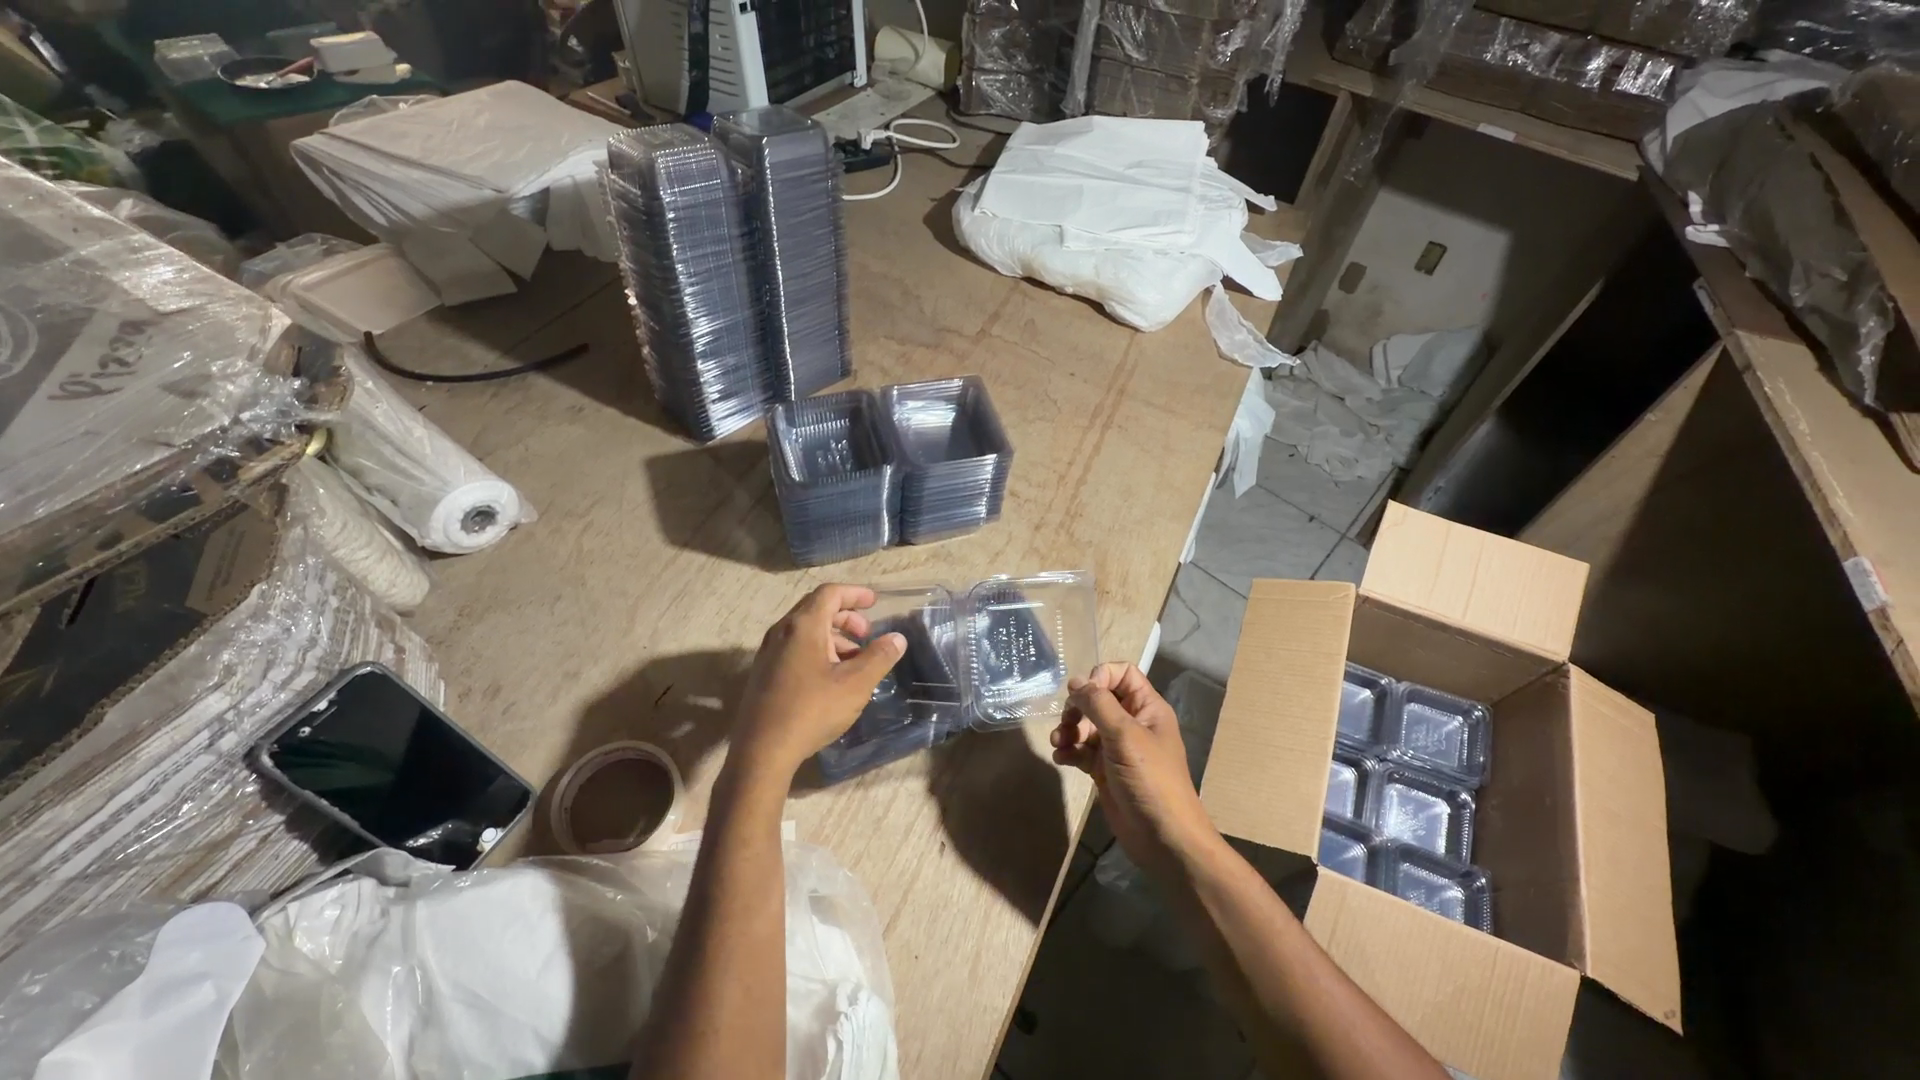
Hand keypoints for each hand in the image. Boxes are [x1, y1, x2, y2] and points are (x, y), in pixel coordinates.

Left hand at [731, 584, 905, 778]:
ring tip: (854, 660)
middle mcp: (781, 632)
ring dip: (833, 637)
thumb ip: (879, 657)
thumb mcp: (855, 684)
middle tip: (866, 635)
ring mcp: (768, 653)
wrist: (762, 750)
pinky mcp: (764, 674)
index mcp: (803, 626)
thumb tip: (897, 638)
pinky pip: (794, 649)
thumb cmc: (812, 710)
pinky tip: (831, 678)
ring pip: (805, 631)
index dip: (854, 594)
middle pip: (816, 609)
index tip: (874, 602)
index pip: (830, 593)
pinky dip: (817, 651)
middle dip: (845, 617)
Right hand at [1050, 663, 1219, 877]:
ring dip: (1068, 730)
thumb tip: (1075, 682)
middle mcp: (1133, 724)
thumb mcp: (1125, 735)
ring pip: (1086, 726)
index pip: (1122, 674)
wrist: (1162, 837)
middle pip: (1099, 699)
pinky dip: (1069, 751)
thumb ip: (1099, 704)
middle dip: (1078, 707)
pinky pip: (1081, 751)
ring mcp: (1118, 748)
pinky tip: (1061, 759)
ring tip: (1058, 743)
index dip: (1100, 677)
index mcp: (1147, 708)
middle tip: (1067, 722)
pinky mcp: (1104, 770)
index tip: (1084, 694)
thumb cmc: (1150, 779)